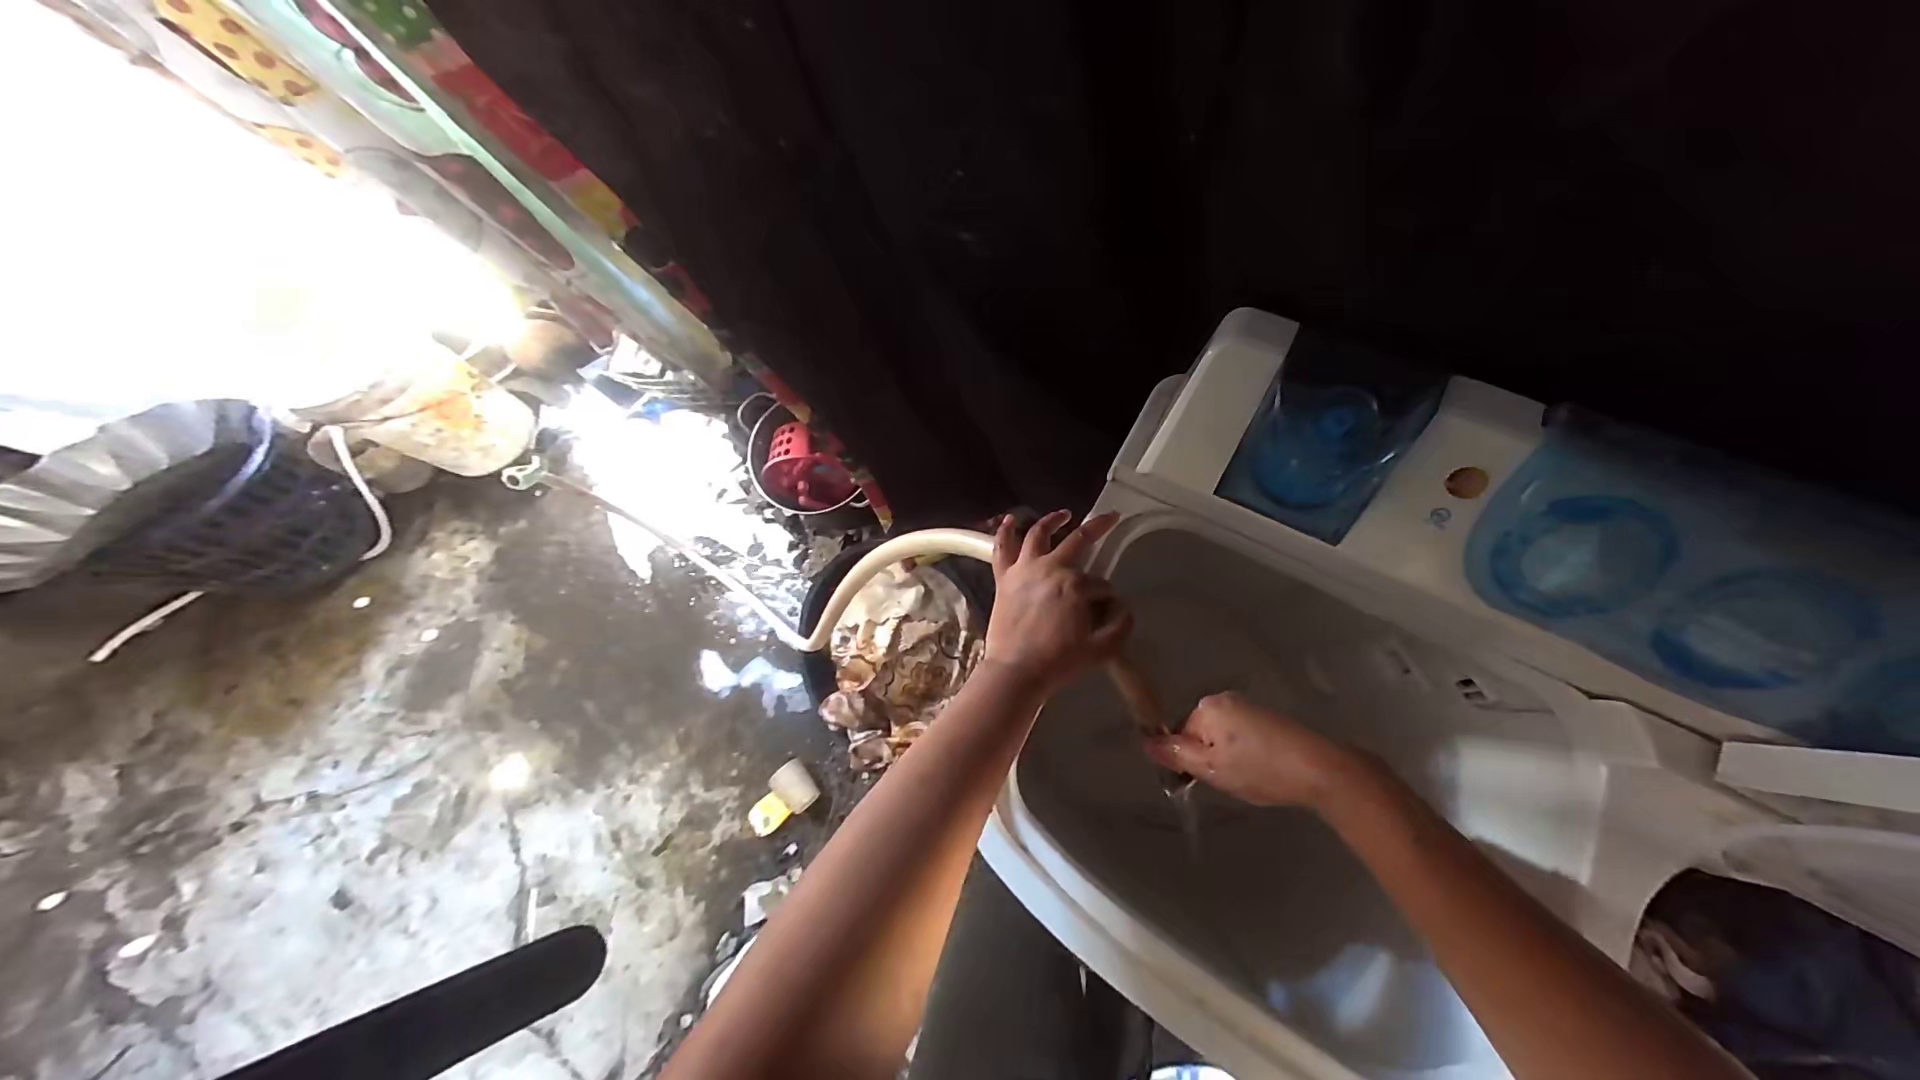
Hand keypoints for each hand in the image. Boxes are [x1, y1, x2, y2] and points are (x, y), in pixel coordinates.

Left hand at [983, 510, 1131, 692]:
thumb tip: (1123, 608)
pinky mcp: (1005, 578)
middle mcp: (1051, 568)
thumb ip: (1120, 626)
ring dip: (1053, 520)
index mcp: (1075, 585)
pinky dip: (1006, 532)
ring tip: (1064, 514)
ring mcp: (1024, 570)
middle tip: (1111, 518)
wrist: (1016, 671)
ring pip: (1038, 534)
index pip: (1100, 584)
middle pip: (1078, 541)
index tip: (1105, 612)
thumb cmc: (1059, 662)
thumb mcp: (1102, 650)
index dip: (1107, 597)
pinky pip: (1002, 549)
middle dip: (1098, 527)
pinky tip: (1011, 519)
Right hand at [1144, 691, 1373, 808]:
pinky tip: (1265, 771)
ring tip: (1251, 778)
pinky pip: (1244, 737)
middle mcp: (1226, 699)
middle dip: (1211, 758)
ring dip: (1231, 758)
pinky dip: (1248, 755)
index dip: (1191, 759)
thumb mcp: (1212, 769)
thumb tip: (1146, 743)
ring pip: (1224, 737)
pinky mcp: (1271, 719)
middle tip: (1231, 780)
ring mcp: (1251, 707)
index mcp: (1208, 707)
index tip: (1209, 778)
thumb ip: (1178, 755)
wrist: (1322, 770)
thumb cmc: (1260, 769)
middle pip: (1202, 733)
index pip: (1181, 734)